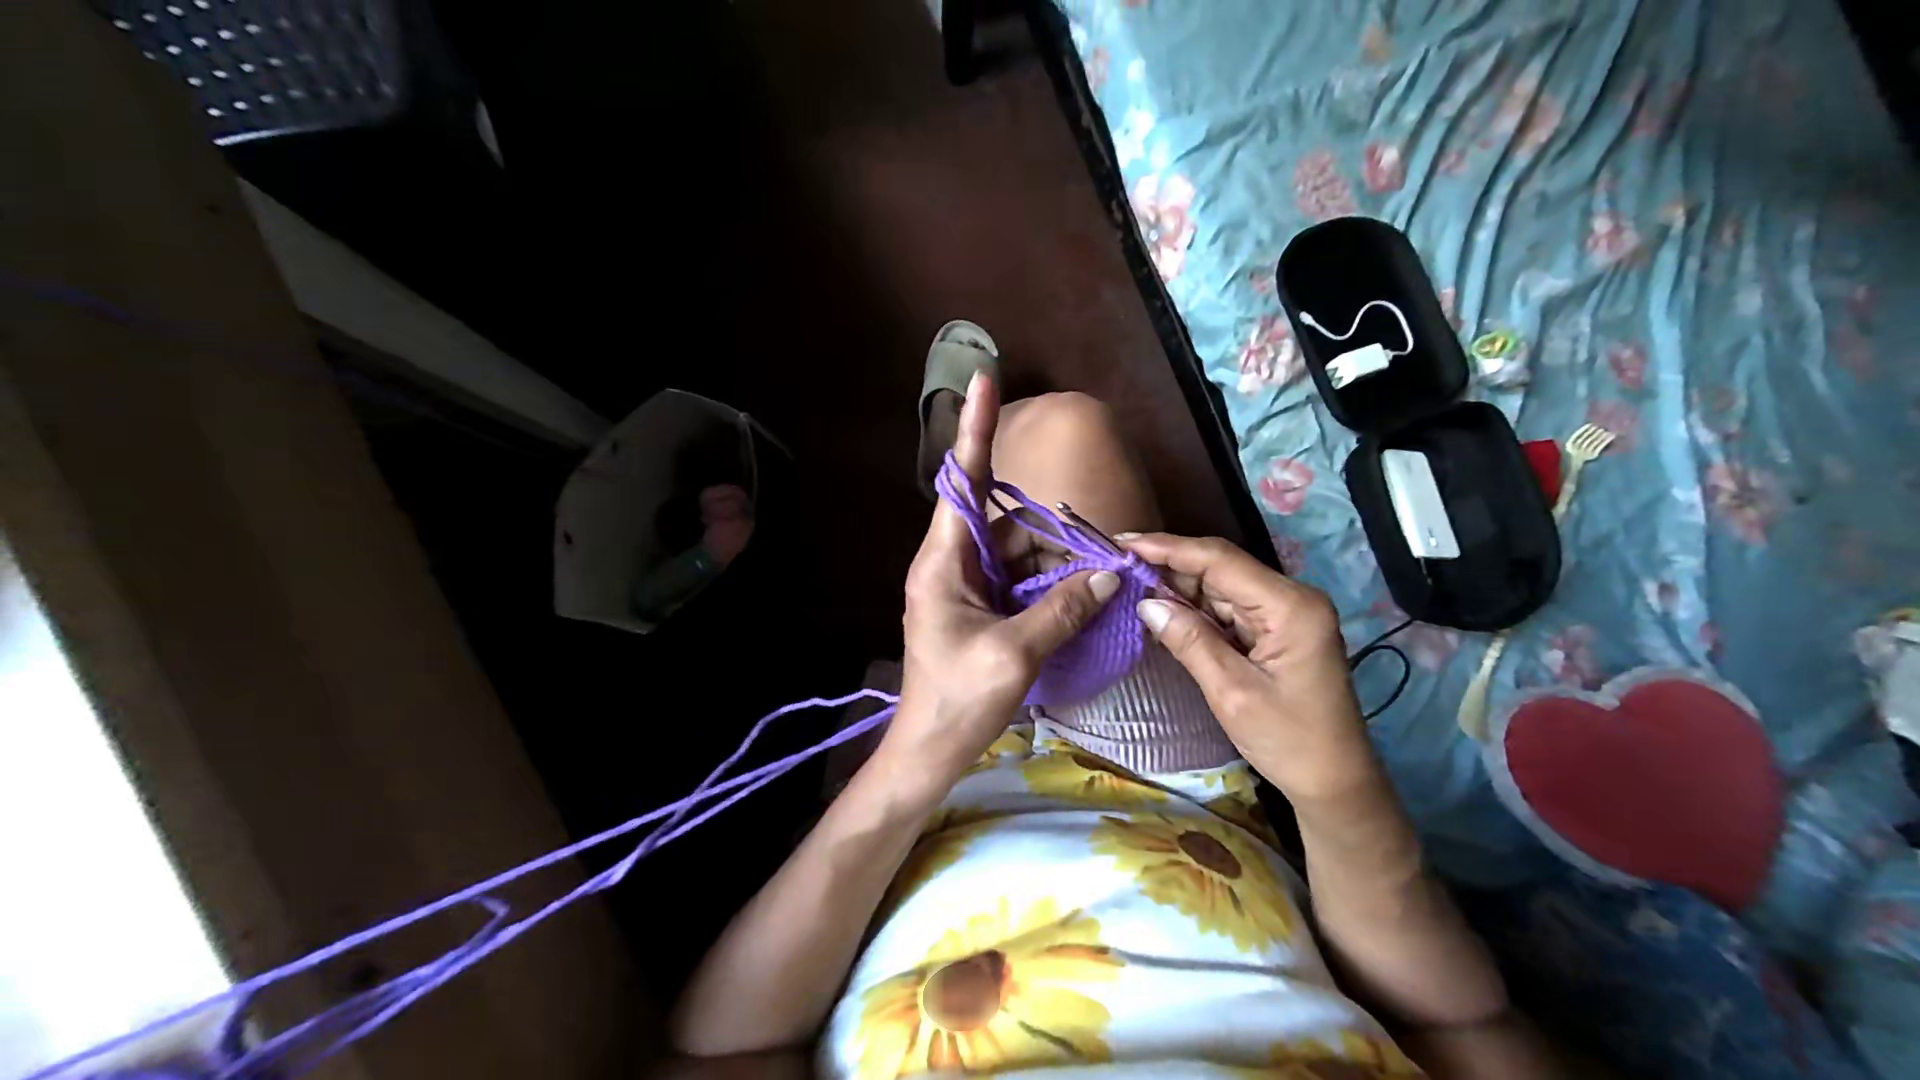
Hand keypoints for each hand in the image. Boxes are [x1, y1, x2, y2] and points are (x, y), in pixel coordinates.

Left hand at [889, 373, 1119, 790]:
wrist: (929, 749)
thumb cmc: (958, 701)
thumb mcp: (1014, 653)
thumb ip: (1061, 609)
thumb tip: (1107, 572)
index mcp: (941, 563)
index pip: (961, 482)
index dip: (974, 429)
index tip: (983, 379)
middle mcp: (950, 564)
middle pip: (1002, 520)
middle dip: (1047, 530)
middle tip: (1094, 550)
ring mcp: (965, 586)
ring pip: (1016, 551)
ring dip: (1053, 562)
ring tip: (1093, 580)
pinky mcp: (979, 607)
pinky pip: (1017, 578)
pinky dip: (1047, 583)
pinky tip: (1077, 596)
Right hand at [1119, 534, 1379, 803]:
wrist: (1335, 783)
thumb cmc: (1289, 741)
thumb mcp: (1231, 693)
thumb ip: (1189, 641)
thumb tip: (1146, 603)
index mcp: (1289, 606)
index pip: (1219, 560)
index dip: (1167, 547)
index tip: (1123, 542)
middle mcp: (1289, 598)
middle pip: (1219, 567)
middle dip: (1167, 565)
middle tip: (1118, 565)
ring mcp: (1283, 613)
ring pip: (1218, 586)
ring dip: (1175, 586)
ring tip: (1128, 584)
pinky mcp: (1274, 630)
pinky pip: (1225, 608)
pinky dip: (1191, 609)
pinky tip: (1159, 609)